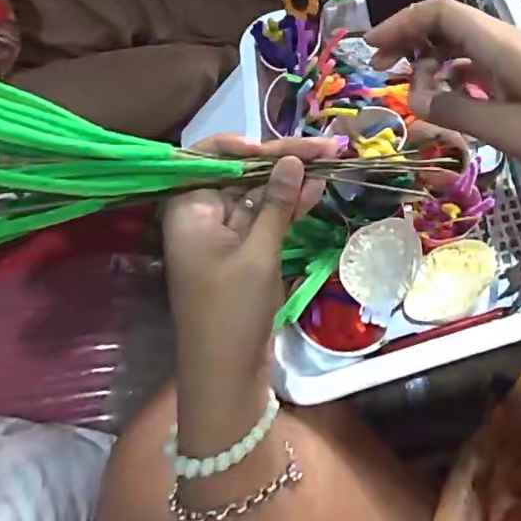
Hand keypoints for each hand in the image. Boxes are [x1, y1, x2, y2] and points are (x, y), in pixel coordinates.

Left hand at [162, 135, 339, 387]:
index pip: (205, 158)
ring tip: (330, 160)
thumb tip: (292, 158)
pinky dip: (290, 204)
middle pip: (241, 172)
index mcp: (190, 211)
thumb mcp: (258, 253)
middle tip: (324, 146)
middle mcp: (204, 215)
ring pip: (259, 193)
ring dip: (292, 179)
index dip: (238, 145)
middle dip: (281, 158)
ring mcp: (226, 234)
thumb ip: (276, 202)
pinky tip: (317, 189)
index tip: (272, 145)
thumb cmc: (231, 312)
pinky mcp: (246, 250)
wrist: (227, 376)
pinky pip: (267, 216)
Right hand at [366, 0, 520, 174]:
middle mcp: (500, 38)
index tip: (372, 48)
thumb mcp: (500, 128)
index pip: (437, 10)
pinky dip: (451, 73)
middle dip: (408, 39)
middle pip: (444, 21)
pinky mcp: (518, 69)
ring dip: (429, 59)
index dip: (400, 22)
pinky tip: (445, 97)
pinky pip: (474, 60)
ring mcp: (511, 52)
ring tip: (411, 89)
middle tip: (381, 68)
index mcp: (495, 42)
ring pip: (457, 41)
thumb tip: (414, 100)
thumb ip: (452, 111)